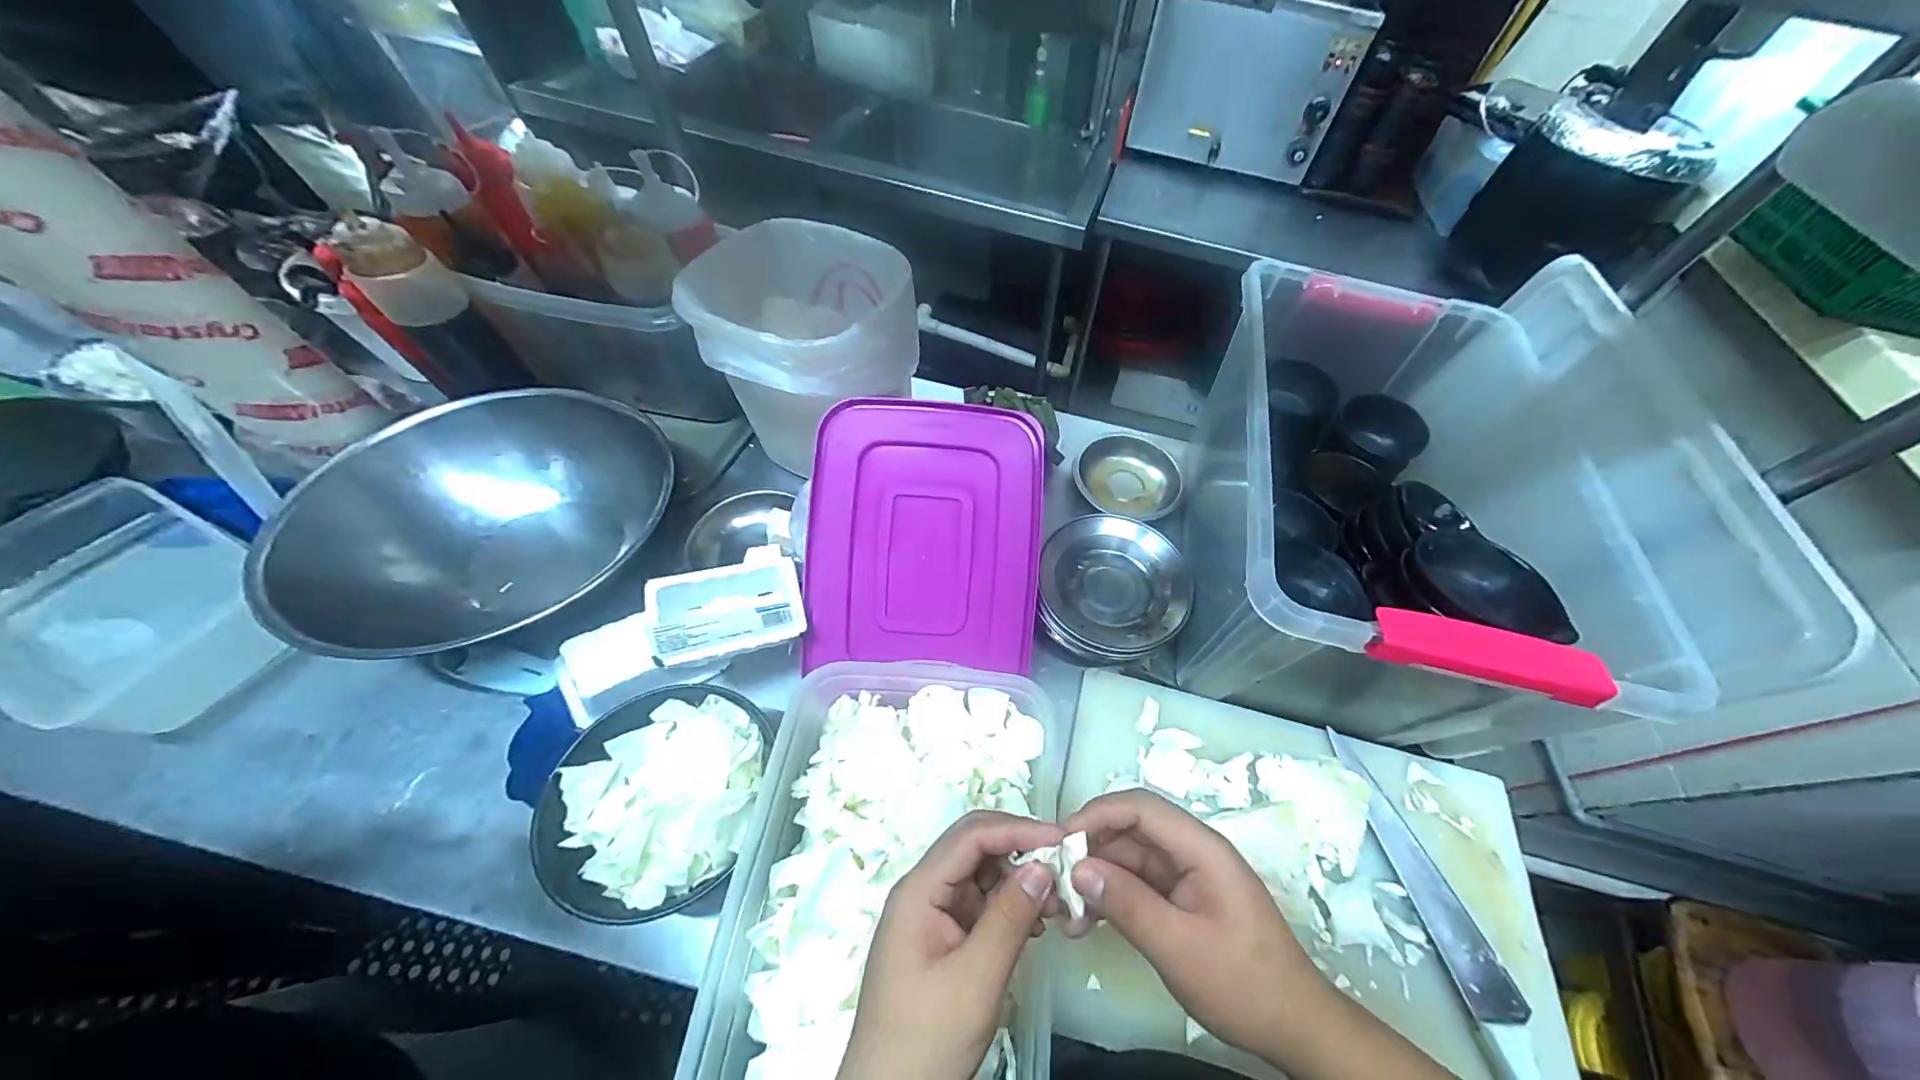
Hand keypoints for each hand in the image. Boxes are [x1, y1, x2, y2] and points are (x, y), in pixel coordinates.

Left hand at [838, 810, 1062, 1079]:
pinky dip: (1009, 905)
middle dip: (1019, 849)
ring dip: (1017, 879)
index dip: (1016, 829)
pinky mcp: (942, 936)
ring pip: (980, 874)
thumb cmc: (927, 1037)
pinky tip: (1033, 925)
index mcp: (918, 891)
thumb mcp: (975, 978)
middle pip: (973, 848)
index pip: (970, 837)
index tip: (1061, 840)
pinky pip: (979, 903)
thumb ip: (1008, 918)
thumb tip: (1043, 866)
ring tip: (1055, 904)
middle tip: (1064, 867)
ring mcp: (931, 913)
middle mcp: (922, 892)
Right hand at [1062, 791, 1451, 1079]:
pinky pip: (1136, 883)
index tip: (1060, 841)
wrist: (1296, 1029)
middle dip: (1089, 847)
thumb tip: (1077, 867)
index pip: (1140, 807)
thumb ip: (1127, 903)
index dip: (1097, 814)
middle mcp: (1192, 852)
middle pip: (1130, 829)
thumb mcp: (1179, 947)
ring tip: (1065, 911)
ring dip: (1095, 876)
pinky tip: (1086, 922)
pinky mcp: (1181, 898)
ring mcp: (1186, 875)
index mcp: (1201, 848)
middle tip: (1054, 878)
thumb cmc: (1243, 984)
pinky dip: (1110, 896)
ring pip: (1128, 857)